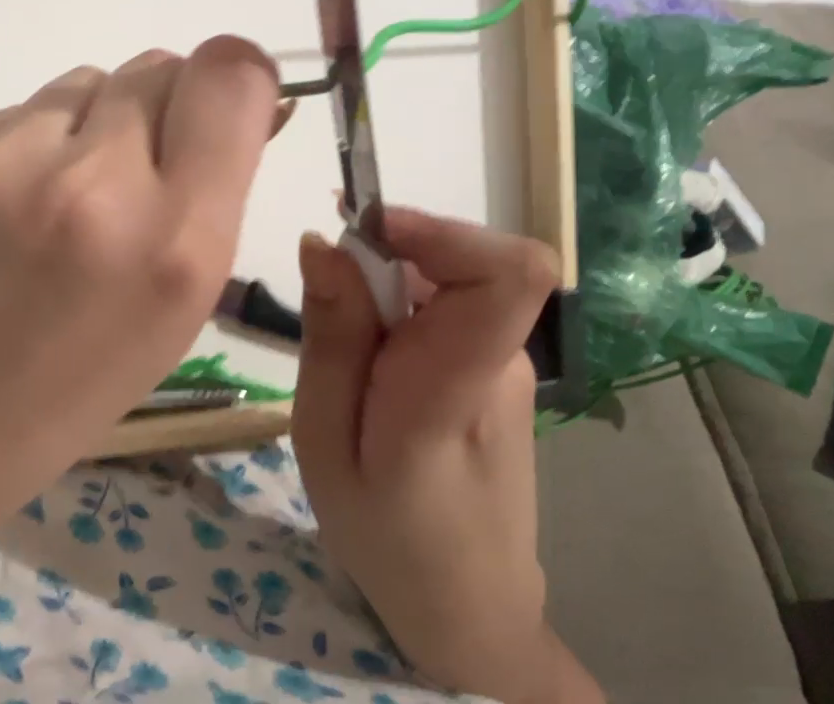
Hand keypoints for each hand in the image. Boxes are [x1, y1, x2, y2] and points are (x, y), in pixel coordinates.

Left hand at [0, 37, 281, 563]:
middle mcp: (97, 183)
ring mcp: (12, 159)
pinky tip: (6, 206)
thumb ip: (209, 204)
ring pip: (90, 80)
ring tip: (61, 197)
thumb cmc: (66, 395)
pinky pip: (24, 111)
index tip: (220, 116)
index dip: (235, 82)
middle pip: (161, 66)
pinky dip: (34, 143)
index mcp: (175, 242)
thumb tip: (242, 110)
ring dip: (96, 123)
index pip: (228, 76)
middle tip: (134, 174)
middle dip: (165, 108)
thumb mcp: (174, 318)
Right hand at [292, 210, 601, 703]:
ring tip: (340, 355)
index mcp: (456, 384)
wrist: (465, 605)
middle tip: (322, 299)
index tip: (361, 230)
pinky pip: (446, 311)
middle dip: (383, 255)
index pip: (511, 273)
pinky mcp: (498, 371)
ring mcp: (506, 364)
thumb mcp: (324, 440)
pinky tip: (368, 371)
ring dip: (383, 289)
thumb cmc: (382, 533)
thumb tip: (323, 240)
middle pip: (464, 261)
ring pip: (446, 283)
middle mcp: (499, 359)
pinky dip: (397, 314)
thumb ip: (330, 337)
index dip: (439, 229)